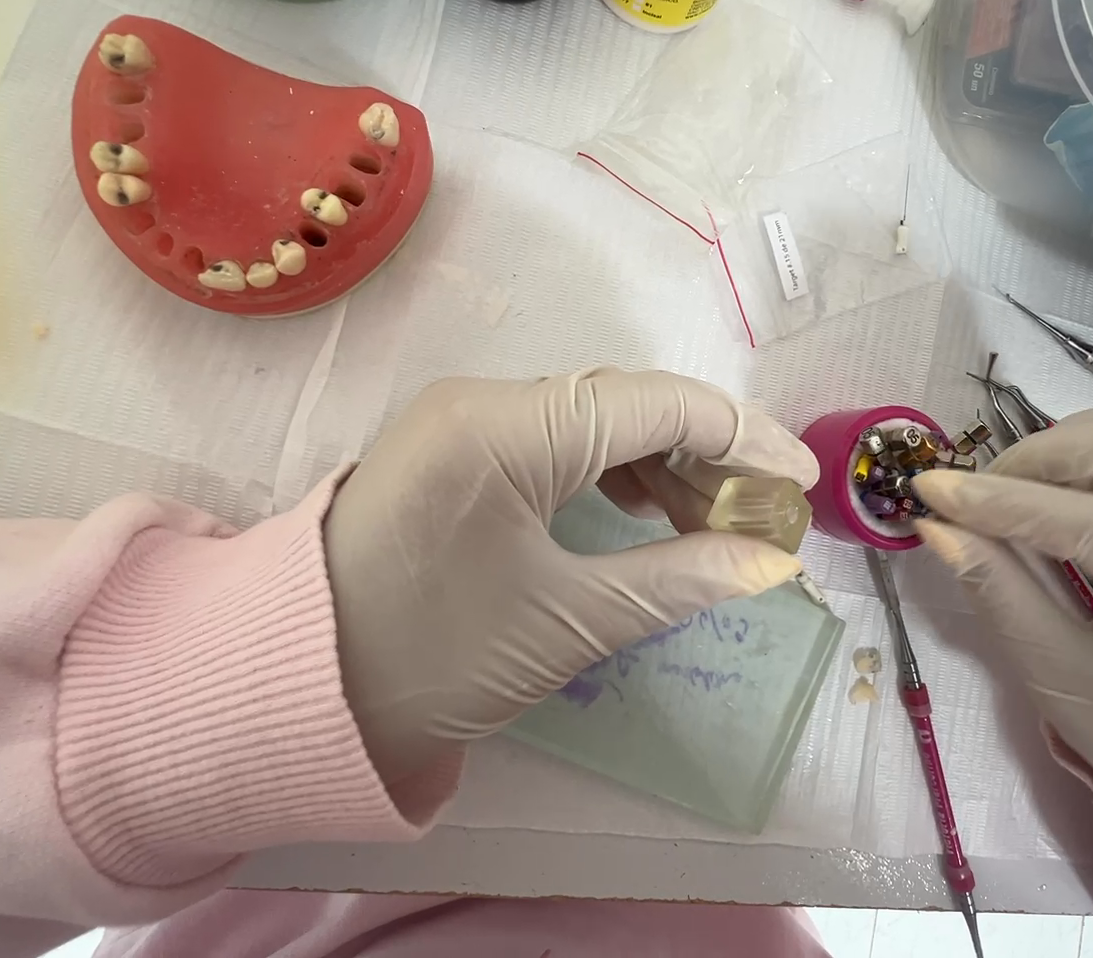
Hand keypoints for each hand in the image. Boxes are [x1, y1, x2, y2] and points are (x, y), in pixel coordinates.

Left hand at [323, 369, 817, 780]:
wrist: (293, 693)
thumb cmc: (430, 659)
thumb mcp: (567, 621)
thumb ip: (680, 577)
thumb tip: (771, 560)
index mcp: (506, 427)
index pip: (655, 404)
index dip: (742, 436)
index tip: (799, 482)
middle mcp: (486, 399)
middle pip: (629, 404)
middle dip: (707, 453)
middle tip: (763, 511)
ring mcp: (467, 420)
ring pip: (596, 420)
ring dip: (663, 465)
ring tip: (713, 523)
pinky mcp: (460, 448)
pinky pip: (558, 441)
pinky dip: (613, 473)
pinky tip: (646, 511)